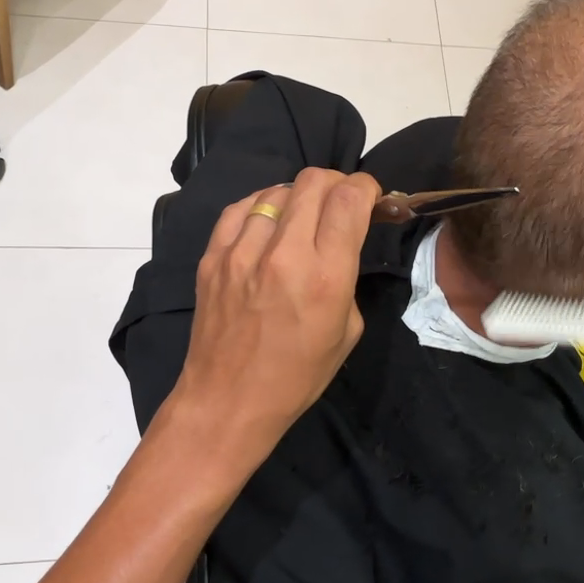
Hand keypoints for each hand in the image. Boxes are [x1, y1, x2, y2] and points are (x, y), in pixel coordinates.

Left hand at [168, 168, 381, 465]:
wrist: (228, 399)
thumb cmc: (297, 375)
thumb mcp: (348, 330)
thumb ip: (347, 276)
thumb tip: (343, 241)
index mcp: (326, 276)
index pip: (349, 199)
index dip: (366, 187)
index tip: (371, 198)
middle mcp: (284, 254)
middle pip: (314, 182)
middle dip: (336, 184)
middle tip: (341, 202)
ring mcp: (242, 252)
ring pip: (277, 191)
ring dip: (299, 196)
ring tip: (303, 216)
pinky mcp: (212, 256)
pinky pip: (240, 208)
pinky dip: (262, 206)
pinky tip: (268, 220)